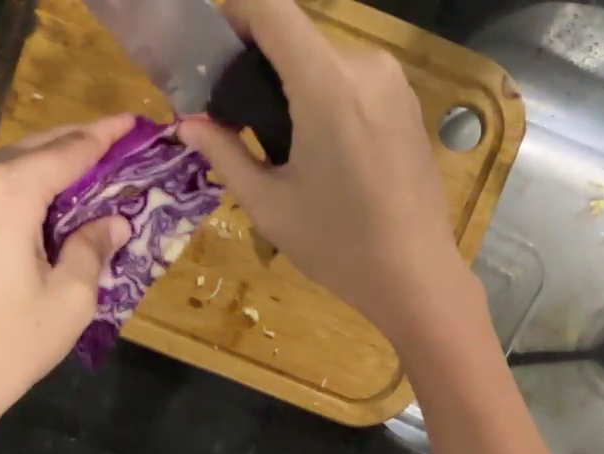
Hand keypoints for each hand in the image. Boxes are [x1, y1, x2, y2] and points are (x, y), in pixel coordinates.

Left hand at [0, 115, 136, 453]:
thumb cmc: (10, 347)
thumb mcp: (70, 301)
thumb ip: (93, 249)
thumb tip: (113, 222)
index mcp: (6, 193)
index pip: (67, 152)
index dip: (104, 137)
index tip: (133, 123)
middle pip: (31, 151)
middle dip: (74, 147)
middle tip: (112, 146)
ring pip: (3, 172)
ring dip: (43, 172)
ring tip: (80, 180)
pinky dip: (14, 194)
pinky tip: (35, 212)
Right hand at [178, 0, 478, 349]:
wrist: (414, 276)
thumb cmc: (337, 246)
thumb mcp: (270, 206)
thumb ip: (225, 154)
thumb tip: (189, 124)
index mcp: (327, 85)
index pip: (271, 10)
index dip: (235, 14)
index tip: (213, 49)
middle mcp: (365, 66)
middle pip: (298, 39)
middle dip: (262, 67)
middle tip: (238, 121)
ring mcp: (393, 82)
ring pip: (326, 62)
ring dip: (295, 87)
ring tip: (281, 146)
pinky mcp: (408, 102)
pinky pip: (354, 83)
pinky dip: (327, 100)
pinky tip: (322, 154)